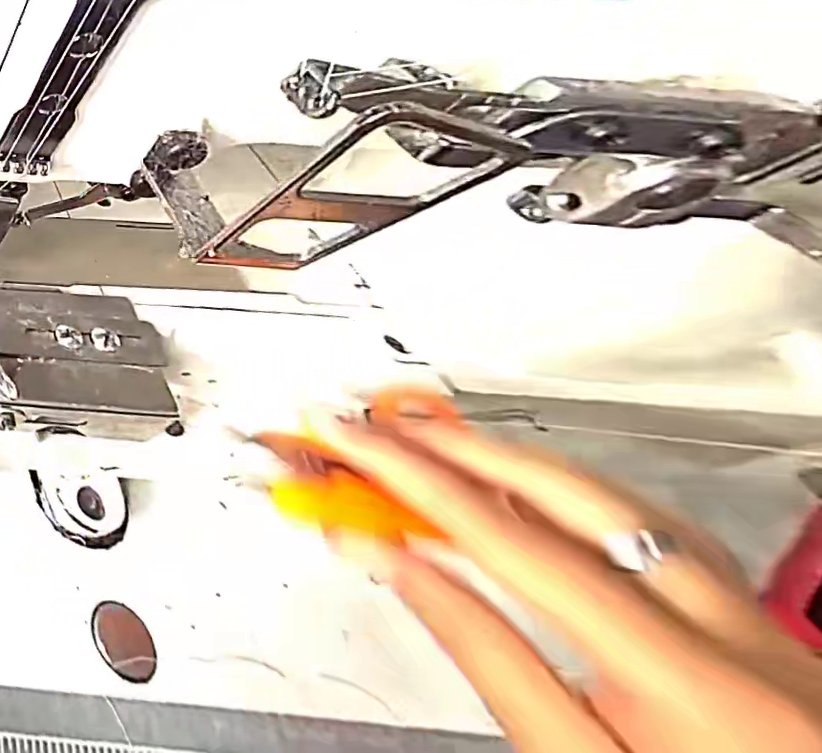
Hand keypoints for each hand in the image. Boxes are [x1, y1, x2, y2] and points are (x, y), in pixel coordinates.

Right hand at [314, 403, 821, 752]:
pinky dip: (561, 491)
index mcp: (695, 685)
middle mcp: (745, 641)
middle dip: (453, 447)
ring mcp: (766, 632)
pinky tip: (520, 486)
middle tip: (372, 423)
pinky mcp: (764, 634)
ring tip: (427, 440)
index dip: (409, 476)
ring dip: (504, 460)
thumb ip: (480, 651)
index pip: (509, 540)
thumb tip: (387, 558)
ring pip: (617, 502)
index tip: (343, 438)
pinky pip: (652, 529)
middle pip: (569, 497)